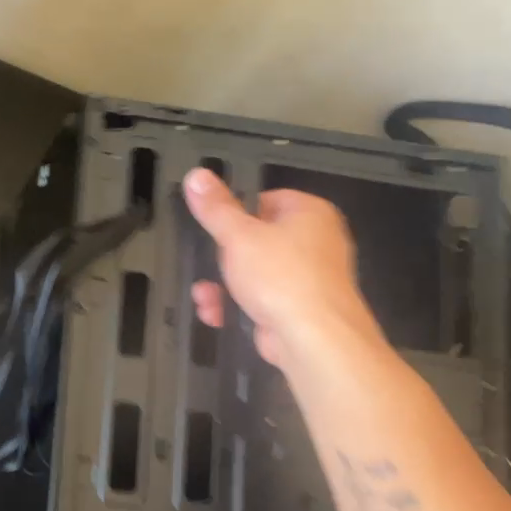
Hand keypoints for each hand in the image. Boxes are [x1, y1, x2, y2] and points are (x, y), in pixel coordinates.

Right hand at [181, 167, 385, 371]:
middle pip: (256, 241)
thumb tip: (195, 175)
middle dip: (222, 261)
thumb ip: (215, 208)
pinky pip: (262, 299)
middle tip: (207, 269)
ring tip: (205, 299)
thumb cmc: (279, 276)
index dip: (235, 215)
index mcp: (309, 212)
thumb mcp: (238, 236)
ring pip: (254, 274)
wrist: (312, 336)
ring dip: (223, 287)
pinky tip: (218, 316)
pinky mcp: (299, 307)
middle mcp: (316, 240)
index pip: (265, 200)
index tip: (213, 231)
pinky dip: (238, 306)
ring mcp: (309, 277)